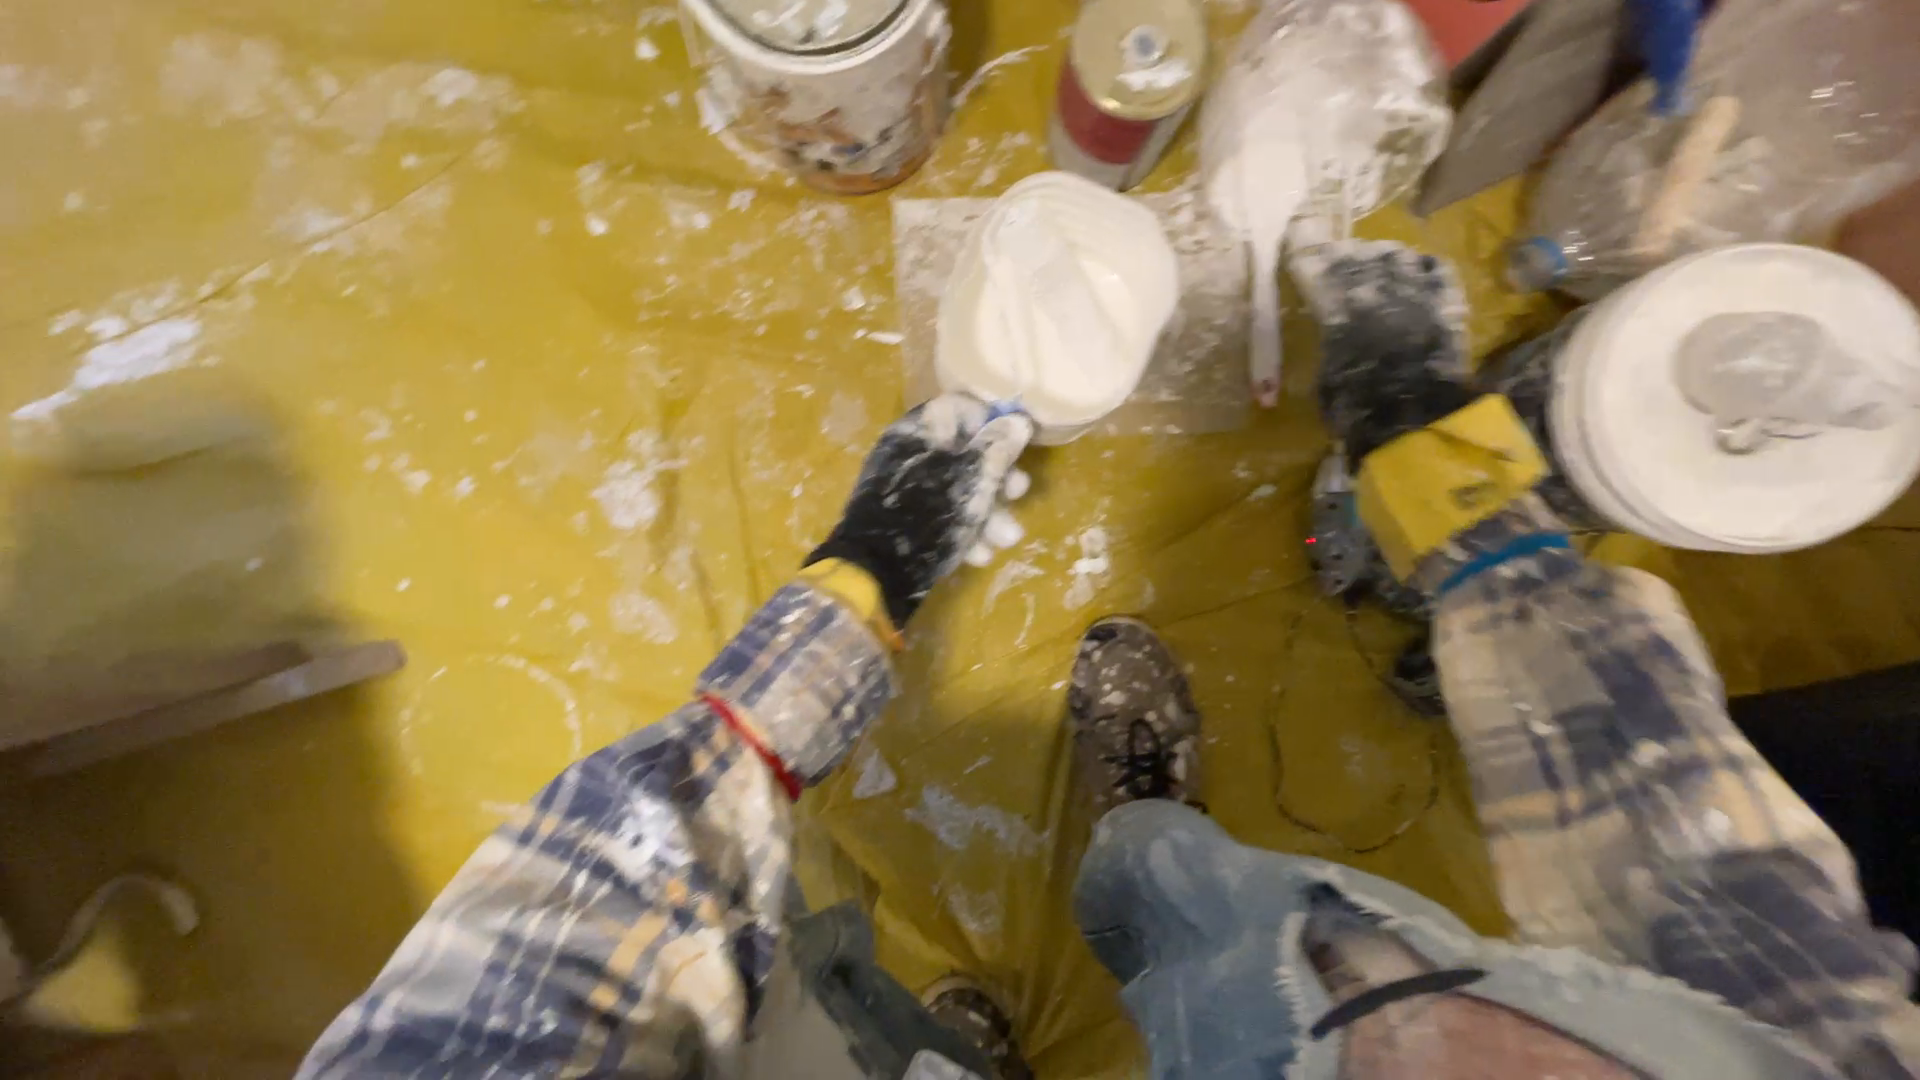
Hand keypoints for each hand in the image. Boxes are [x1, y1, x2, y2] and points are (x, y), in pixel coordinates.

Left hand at [808, 394, 1033, 627]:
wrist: (874, 574)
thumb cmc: (927, 516)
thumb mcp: (970, 482)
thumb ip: (997, 452)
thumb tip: (1019, 421)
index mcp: (921, 432)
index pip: (960, 409)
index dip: (992, 424)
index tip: (1015, 444)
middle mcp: (913, 455)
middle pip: (966, 453)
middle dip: (998, 480)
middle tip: (1019, 493)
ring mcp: (909, 491)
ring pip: (960, 491)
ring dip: (989, 515)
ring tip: (1006, 539)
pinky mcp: (909, 522)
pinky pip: (944, 516)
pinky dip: (965, 532)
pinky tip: (978, 556)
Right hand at [1294, 241, 1476, 462]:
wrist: (1414, 418)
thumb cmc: (1355, 407)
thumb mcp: (1324, 379)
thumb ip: (1329, 343)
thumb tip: (1330, 329)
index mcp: (1337, 311)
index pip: (1316, 271)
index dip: (1306, 254)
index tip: (1296, 237)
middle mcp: (1375, 292)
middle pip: (1358, 258)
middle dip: (1344, 251)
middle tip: (1337, 249)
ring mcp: (1416, 294)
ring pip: (1399, 256)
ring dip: (1384, 254)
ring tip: (1376, 255)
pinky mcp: (1449, 305)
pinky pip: (1440, 271)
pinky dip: (1426, 265)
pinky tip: (1420, 266)